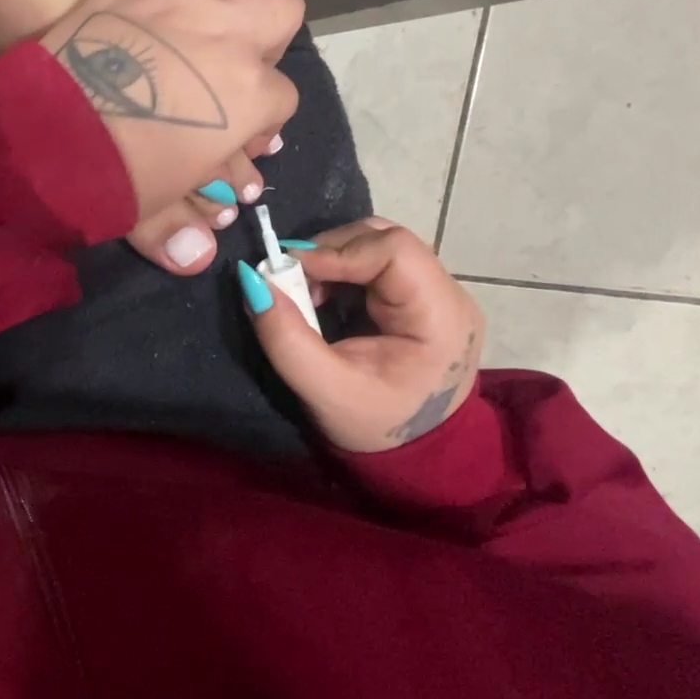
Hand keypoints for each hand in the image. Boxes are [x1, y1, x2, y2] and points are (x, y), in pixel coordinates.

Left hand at [38, 0, 301, 220]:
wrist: (32, 125)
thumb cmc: (103, 173)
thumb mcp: (141, 209)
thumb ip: (175, 229)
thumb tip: (196, 257)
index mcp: (247, 95)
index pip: (283, 99)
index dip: (263, 121)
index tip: (240, 139)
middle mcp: (225, 36)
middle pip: (280, 8)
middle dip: (265, 33)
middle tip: (234, 62)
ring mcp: (174, 0)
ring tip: (200, 21)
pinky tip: (139, 10)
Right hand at [241, 218, 485, 452]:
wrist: (416, 459)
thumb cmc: (374, 427)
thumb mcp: (322, 388)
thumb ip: (285, 336)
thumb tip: (250, 280)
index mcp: (441, 318)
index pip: (394, 250)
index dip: (336, 251)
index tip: (288, 270)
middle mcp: (449, 296)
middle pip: (386, 239)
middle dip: (330, 251)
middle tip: (293, 280)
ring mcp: (437, 294)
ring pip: (378, 244)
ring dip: (332, 258)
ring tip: (306, 291)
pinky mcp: (418, 298)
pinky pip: (375, 261)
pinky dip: (339, 269)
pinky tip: (322, 297)